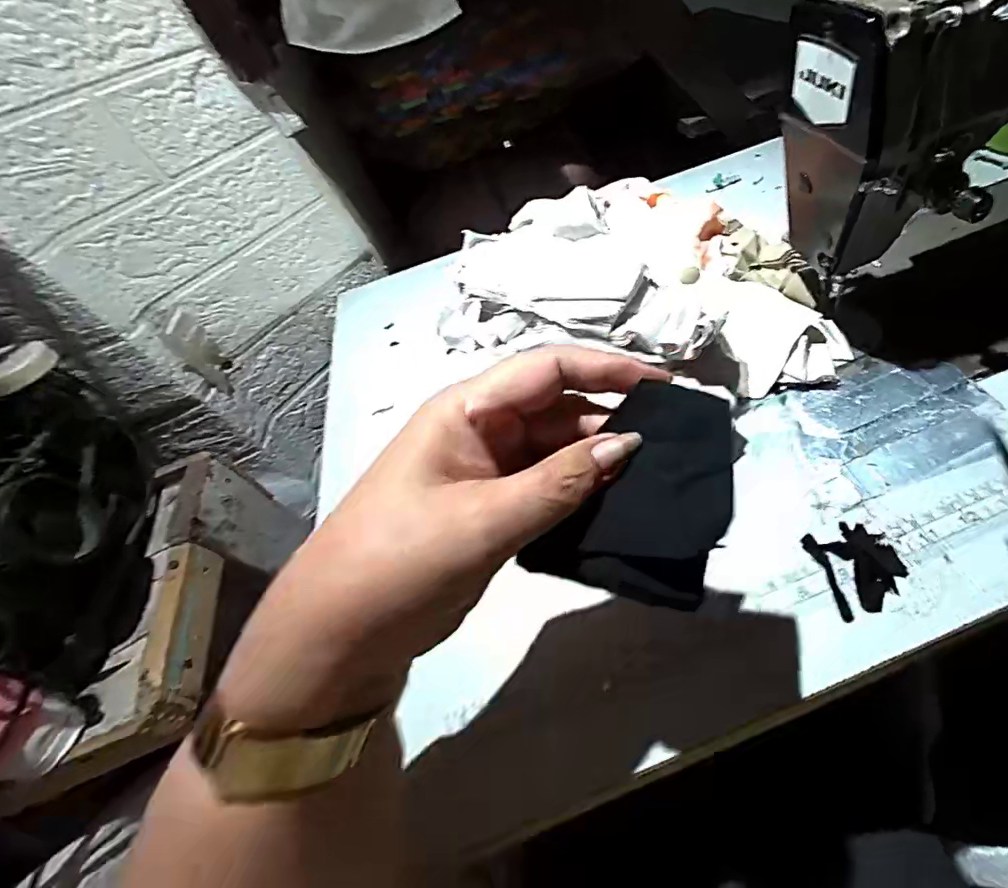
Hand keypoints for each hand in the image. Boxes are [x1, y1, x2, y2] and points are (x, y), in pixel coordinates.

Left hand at [217, 347, 667, 729]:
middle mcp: (484, 428)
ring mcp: (493, 468)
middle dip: (612, 413)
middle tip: (668, 434)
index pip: (549, 369)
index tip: (661, 384)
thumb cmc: (400, 562)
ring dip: (603, 454)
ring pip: (563, 446)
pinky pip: (556, 481)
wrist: (339, 639)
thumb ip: (561, 481)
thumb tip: (630, 444)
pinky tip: (620, 497)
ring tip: (654, 467)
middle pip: (561, 405)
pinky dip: (587, 486)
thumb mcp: (484, 520)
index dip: (607, 369)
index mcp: (468, 410)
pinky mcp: (501, 504)